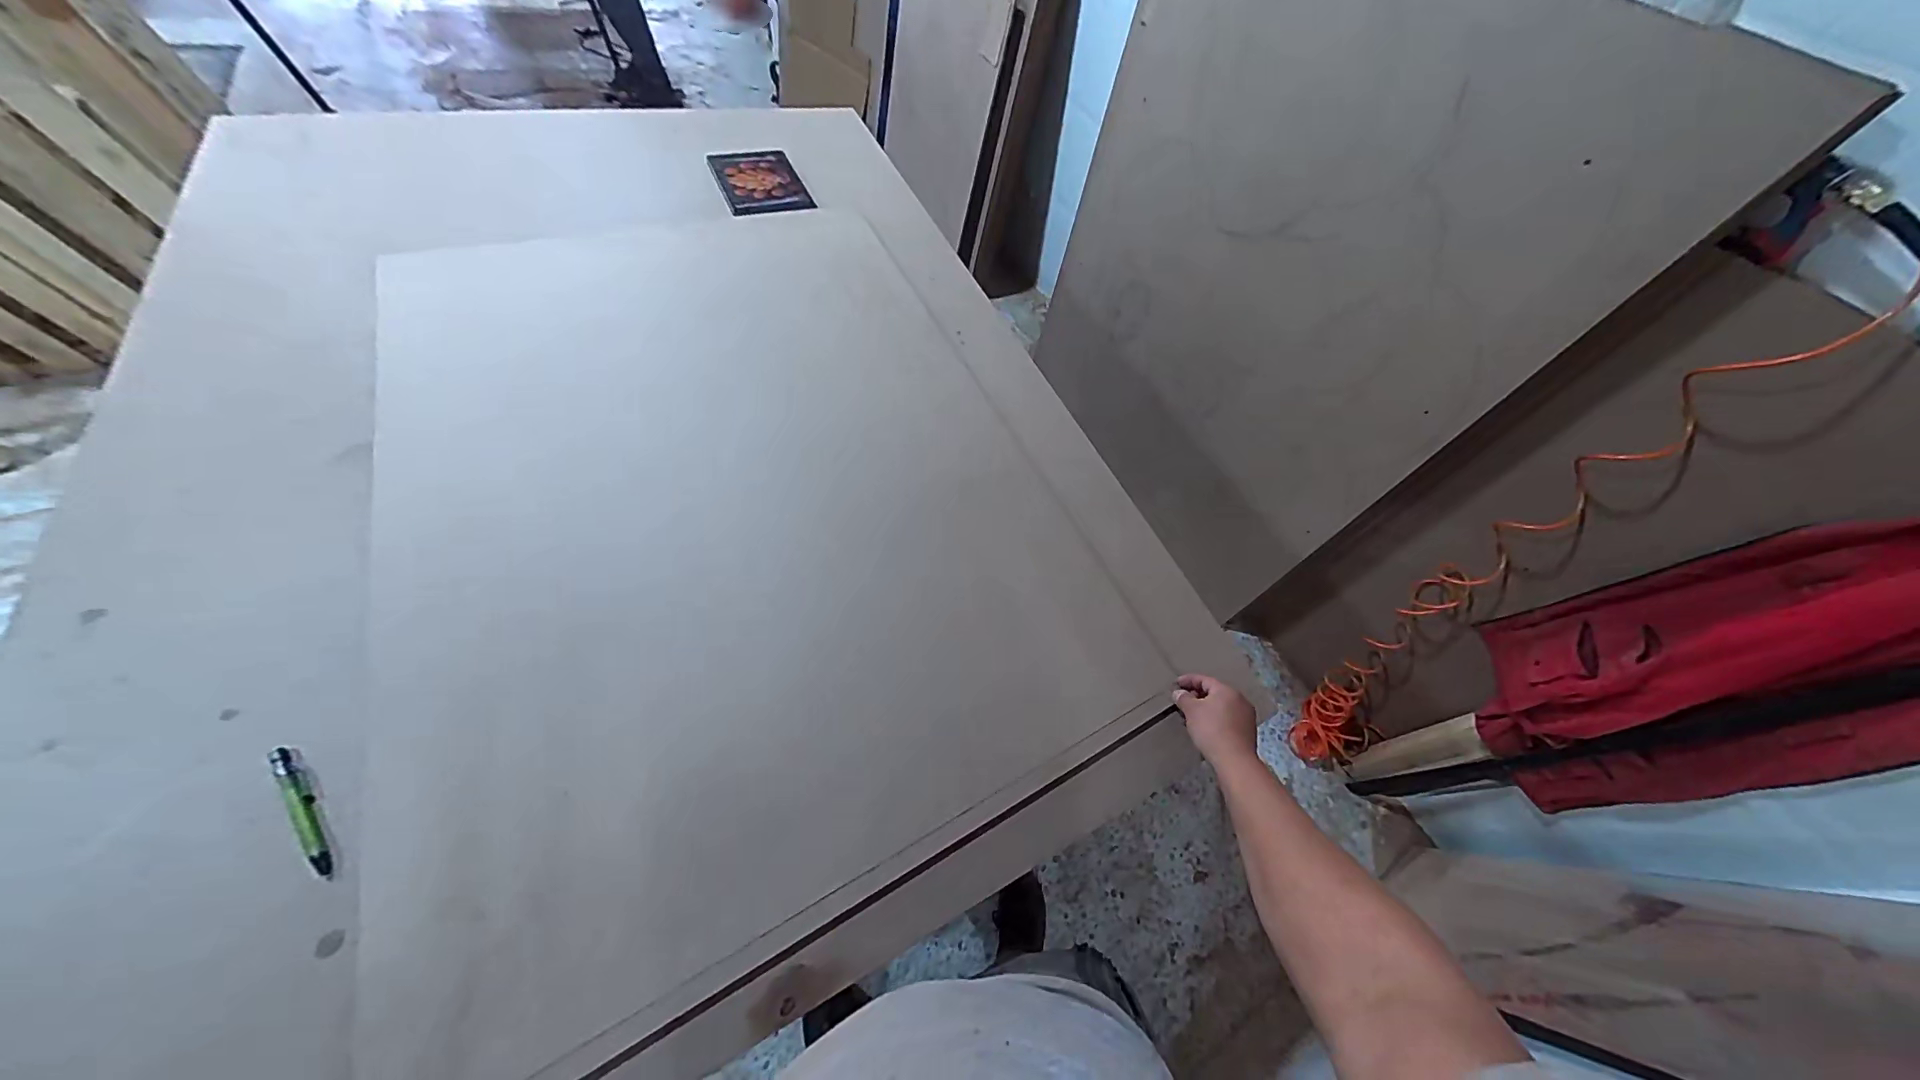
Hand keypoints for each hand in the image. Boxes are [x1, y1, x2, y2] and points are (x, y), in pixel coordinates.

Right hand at [1171, 674, 1259, 766]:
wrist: (1235, 759)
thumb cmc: (1211, 730)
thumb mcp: (1191, 711)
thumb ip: (1183, 698)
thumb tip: (1179, 693)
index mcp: (1226, 691)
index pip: (1204, 680)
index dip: (1188, 680)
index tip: (1176, 684)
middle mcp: (1240, 699)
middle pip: (1214, 692)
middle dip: (1197, 695)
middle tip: (1183, 701)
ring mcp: (1246, 715)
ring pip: (1222, 706)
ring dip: (1207, 708)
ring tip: (1193, 715)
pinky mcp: (1248, 730)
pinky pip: (1228, 718)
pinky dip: (1216, 718)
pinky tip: (1207, 727)